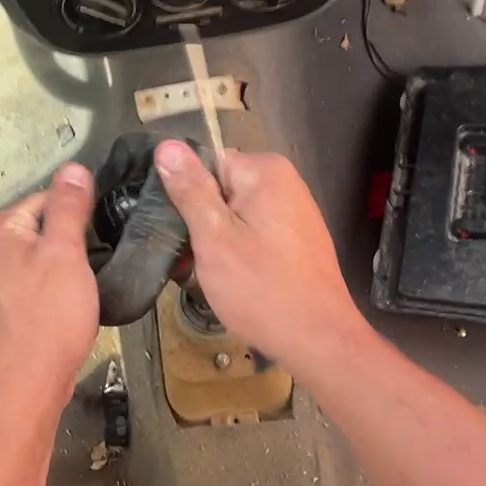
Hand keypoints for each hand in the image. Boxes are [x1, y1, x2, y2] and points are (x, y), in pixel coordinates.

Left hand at [0, 163, 99, 410]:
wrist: (27, 385)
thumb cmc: (48, 316)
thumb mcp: (65, 253)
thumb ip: (69, 207)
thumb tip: (73, 166)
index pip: (49, 197)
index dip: (80, 214)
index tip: (103, 235)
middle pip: (45, 224)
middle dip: (75, 239)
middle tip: (99, 260)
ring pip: (45, 252)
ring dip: (69, 263)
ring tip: (88, 283)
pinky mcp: (8, 302)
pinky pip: (39, 277)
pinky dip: (59, 284)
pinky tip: (73, 301)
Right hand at [153, 141, 365, 369]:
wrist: (318, 339)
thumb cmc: (262, 288)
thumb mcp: (214, 237)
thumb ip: (190, 190)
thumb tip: (167, 145)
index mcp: (265, 170)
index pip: (206, 163)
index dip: (186, 196)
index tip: (178, 231)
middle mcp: (284, 181)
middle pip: (221, 189)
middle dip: (200, 223)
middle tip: (189, 261)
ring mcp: (294, 210)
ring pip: (235, 215)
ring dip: (216, 242)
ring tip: (208, 275)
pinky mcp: (297, 238)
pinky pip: (254, 232)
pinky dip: (238, 252)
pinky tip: (234, 280)